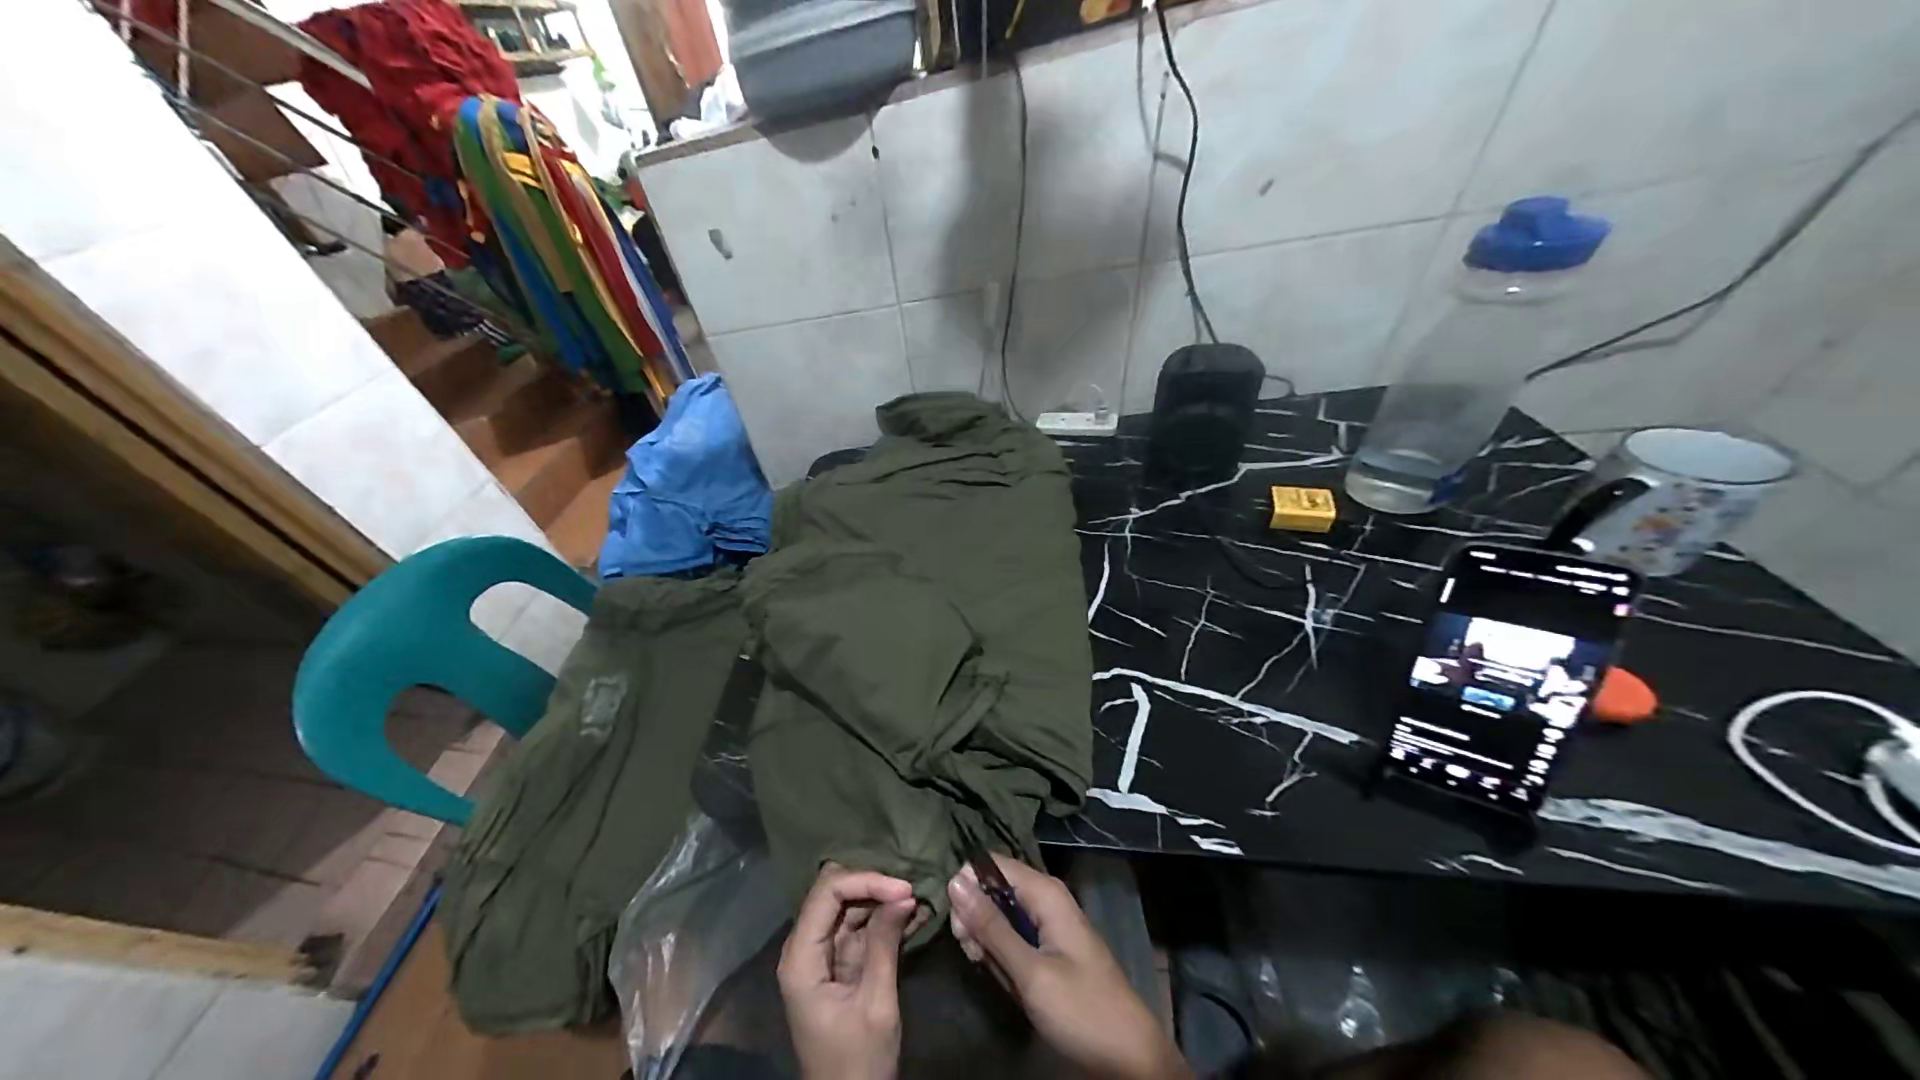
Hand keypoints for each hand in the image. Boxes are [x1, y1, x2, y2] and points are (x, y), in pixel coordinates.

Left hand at [779, 863, 917, 1079]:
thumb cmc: (857, 1063)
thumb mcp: (876, 1004)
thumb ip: (885, 944)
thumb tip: (904, 894)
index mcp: (801, 957)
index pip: (827, 892)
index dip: (866, 880)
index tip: (904, 888)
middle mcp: (805, 948)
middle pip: (835, 892)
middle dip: (874, 886)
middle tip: (912, 892)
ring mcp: (822, 954)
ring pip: (850, 905)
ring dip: (884, 900)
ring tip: (920, 899)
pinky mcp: (840, 963)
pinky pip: (861, 927)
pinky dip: (885, 918)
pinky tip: (914, 915)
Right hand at [949, 856, 1191, 1079]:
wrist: (1129, 1057)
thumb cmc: (1081, 1010)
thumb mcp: (1030, 972)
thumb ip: (991, 926)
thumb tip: (954, 880)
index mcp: (1046, 892)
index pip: (991, 864)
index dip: (967, 886)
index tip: (957, 925)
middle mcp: (1046, 898)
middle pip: (993, 888)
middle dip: (974, 916)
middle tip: (970, 952)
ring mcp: (1048, 923)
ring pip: (1000, 914)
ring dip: (985, 939)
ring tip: (984, 966)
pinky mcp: (1048, 947)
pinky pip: (1013, 935)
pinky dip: (1000, 952)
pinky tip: (999, 973)